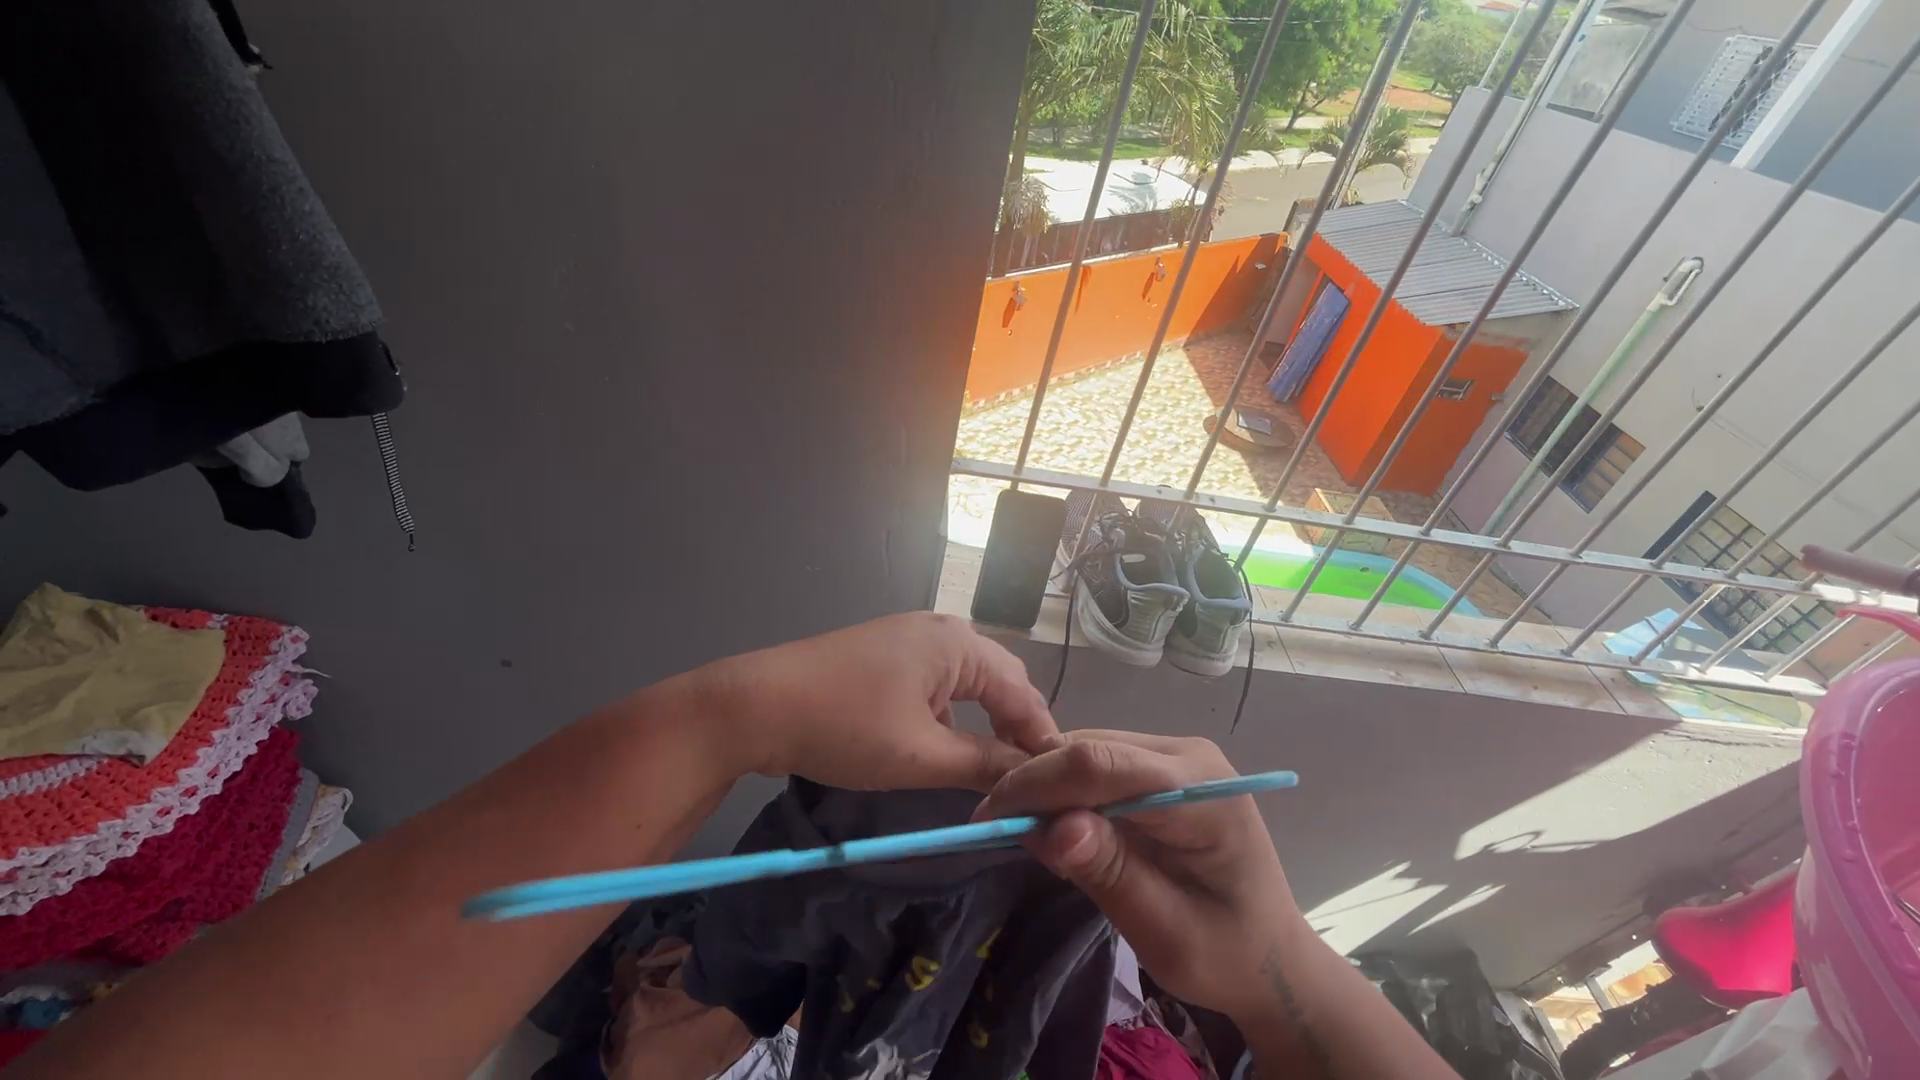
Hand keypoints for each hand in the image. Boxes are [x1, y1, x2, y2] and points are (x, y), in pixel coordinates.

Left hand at [695, 612, 1057, 792]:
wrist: (755, 706)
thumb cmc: (845, 726)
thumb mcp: (920, 754)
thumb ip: (983, 765)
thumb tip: (1032, 783)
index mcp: (958, 643)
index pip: (1022, 693)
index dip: (1042, 740)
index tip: (1059, 786)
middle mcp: (941, 631)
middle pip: (999, 682)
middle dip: (1017, 730)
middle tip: (1032, 782)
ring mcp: (910, 640)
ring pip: (968, 685)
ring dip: (985, 725)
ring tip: (999, 772)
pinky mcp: (886, 657)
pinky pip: (938, 685)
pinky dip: (952, 717)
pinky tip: (952, 749)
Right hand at [973, 731, 1305, 1019]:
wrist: (1271, 954)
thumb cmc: (1227, 954)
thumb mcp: (1168, 933)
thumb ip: (1112, 875)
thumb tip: (1050, 828)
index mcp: (1202, 789)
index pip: (1102, 765)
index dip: (1039, 785)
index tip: (989, 819)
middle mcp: (1187, 754)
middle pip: (1089, 749)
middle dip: (1035, 784)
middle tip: (994, 830)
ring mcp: (1174, 755)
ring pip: (1086, 749)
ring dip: (1047, 787)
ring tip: (1026, 834)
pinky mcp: (1159, 765)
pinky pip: (1097, 762)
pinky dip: (1066, 790)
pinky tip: (1059, 827)